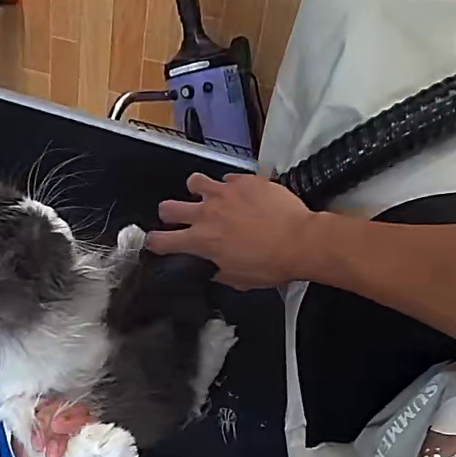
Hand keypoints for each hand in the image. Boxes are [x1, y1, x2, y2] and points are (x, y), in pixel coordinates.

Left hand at [17, 398, 145, 456]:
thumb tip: (20, 419)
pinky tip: (83, 448)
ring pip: (72, 412)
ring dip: (65, 427)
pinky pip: (95, 419)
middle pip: (50, 409)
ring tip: (63, 451)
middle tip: (46, 446)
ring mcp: (82, 437)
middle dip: (45, 423)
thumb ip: (24, 444)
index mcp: (37, 448)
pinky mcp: (104, 436)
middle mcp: (59, 440)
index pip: (30, 417)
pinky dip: (87, 429)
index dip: (28, 416)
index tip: (28, 425)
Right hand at [144, 172, 318, 288]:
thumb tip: (217, 271)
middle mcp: (207, 213)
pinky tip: (241, 194)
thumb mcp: (242, 279)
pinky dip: (230, 186)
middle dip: (170, 213)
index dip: (156, 243)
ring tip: (210, 198)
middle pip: (168, 206)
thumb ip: (222, 272)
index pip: (161, 240)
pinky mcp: (244, 180)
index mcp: (202, 241)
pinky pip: (227, 177)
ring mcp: (224, 193)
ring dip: (198, 191)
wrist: (299, 241)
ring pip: (194, 182)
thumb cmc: (274, 262)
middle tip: (180, 218)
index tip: (158, 243)